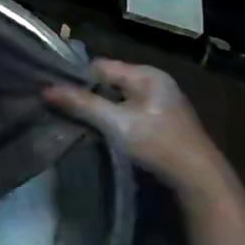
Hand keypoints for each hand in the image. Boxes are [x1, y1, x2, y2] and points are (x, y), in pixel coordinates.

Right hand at [43, 59, 230, 191]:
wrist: (197, 178)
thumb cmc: (157, 143)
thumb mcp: (115, 123)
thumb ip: (82, 103)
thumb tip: (46, 89)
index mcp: (146, 74)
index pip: (100, 65)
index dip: (77, 78)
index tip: (56, 94)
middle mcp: (154, 81)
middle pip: (108, 80)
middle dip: (87, 93)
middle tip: (63, 109)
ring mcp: (159, 100)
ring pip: (116, 96)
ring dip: (99, 107)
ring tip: (78, 120)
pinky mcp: (160, 119)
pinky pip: (126, 109)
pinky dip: (112, 116)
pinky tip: (102, 129)